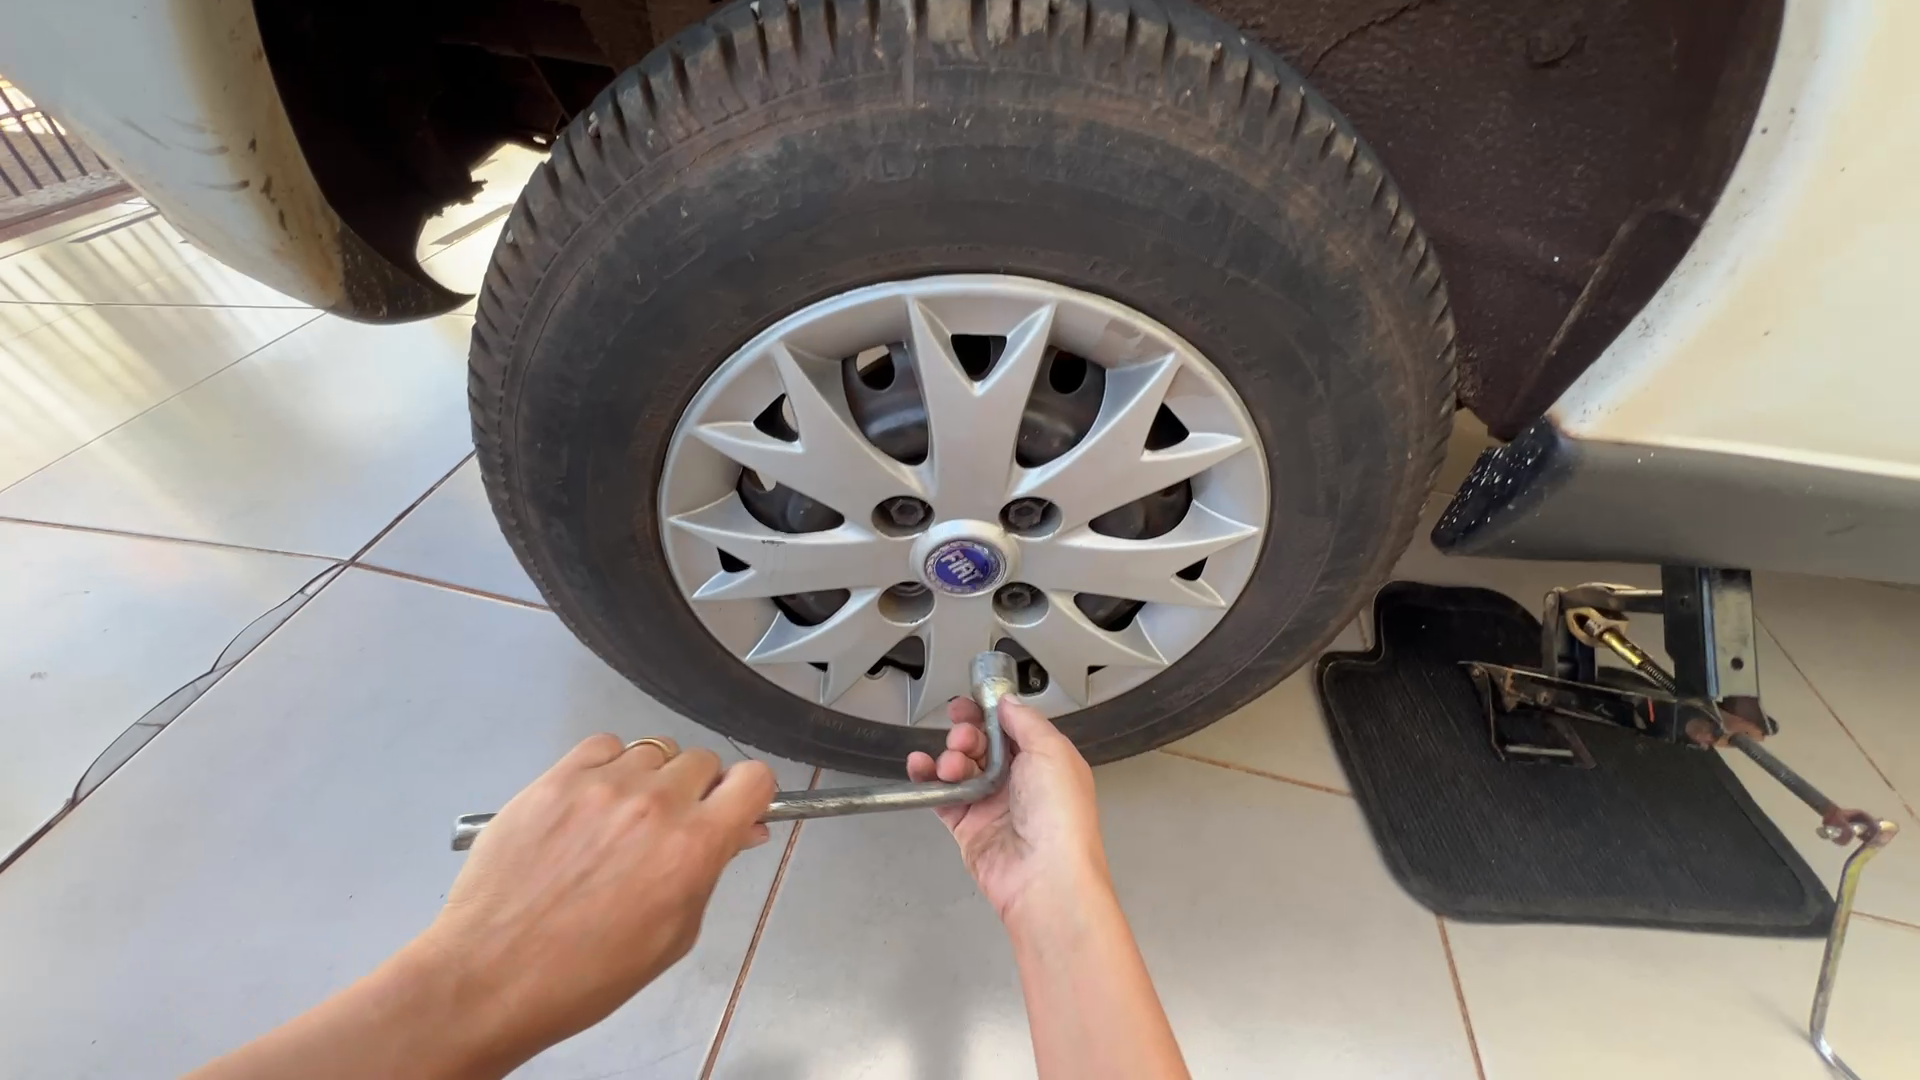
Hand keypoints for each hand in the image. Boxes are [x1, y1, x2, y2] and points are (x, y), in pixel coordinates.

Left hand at [417, 735, 776, 1067]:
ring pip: (655, 751)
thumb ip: (712, 870)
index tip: (733, 808)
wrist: (487, 980)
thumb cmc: (589, 974)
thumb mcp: (675, 933)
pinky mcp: (557, 778)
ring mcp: (604, 785)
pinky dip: (607, 766)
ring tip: (619, 818)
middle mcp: (656, 804)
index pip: (755, 778)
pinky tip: (591, 801)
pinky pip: (605, 745)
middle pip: (704, 760)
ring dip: (650, 778)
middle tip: (667, 826)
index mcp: (694, 846)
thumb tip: (742, 828)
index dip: (749, 792)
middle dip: (695, 790)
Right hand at [906, 697, 1110, 924]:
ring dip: (950, 755)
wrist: (1045, 877)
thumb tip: (1007, 700)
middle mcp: (1020, 781)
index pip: (1011, 727)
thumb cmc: (1059, 813)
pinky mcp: (967, 826)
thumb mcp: (1051, 750)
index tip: (970, 702)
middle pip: (983, 744)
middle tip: (963, 736)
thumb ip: (1025, 720)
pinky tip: (920, 764)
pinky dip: (927, 777)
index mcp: (1045, 761)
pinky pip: (942, 795)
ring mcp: (992, 804)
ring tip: (951, 763)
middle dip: (967, 732)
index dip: (989, 712)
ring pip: (961, 766)